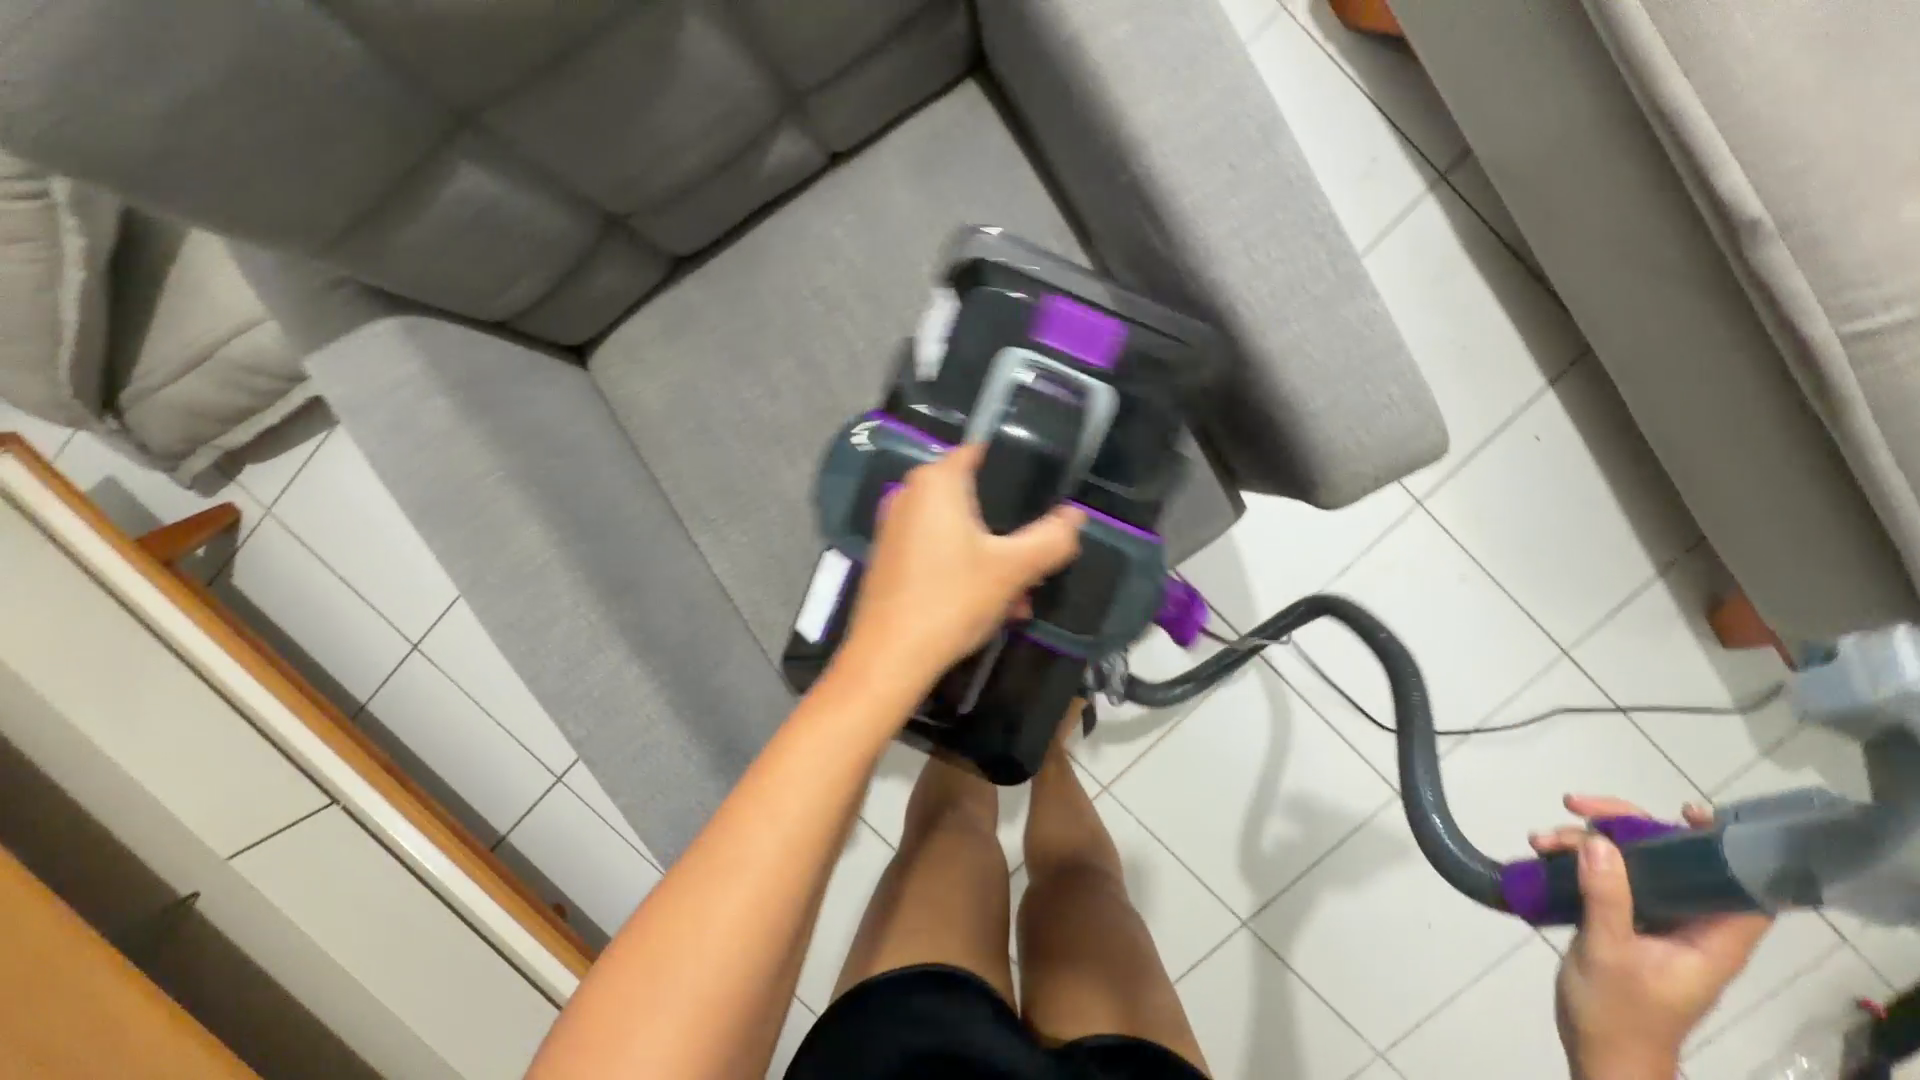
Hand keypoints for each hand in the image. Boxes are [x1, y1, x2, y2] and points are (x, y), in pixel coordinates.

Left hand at [838, 443, 1082, 689]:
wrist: (889, 658)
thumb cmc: (951, 601)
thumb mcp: (1012, 570)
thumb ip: (1051, 539)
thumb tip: (1076, 516)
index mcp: (936, 482)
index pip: (983, 454)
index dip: (1017, 472)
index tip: (1043, 501)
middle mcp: (910, 496)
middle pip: (975, 500)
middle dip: (1009, 532)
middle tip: (1035, 563)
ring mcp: (895, 529)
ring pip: (960, 533)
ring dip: (993, 560)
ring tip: (1019, 598)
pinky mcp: (891, 561)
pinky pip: (939, 554)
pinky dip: (966, 572)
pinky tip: (990, 607)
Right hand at [1533, 795, 1770, 1078]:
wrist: (1602, 1057)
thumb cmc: (1618, 1013)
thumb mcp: (1608, 953)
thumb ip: (1607, 897)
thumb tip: (1599, 841)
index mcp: (1712, 938)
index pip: (1740, 883)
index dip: (1723, 844)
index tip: (1682, 812)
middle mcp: (1690, 925)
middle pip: (1672, 859)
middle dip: (1624, 826)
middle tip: (1576, 806)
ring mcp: (1657, 924)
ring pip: (1633, 865)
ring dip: (1587, 844)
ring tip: (1541, 839)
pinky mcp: (1626, 926)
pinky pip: (1610, 881)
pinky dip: (1578, 862)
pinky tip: (1543, 855)